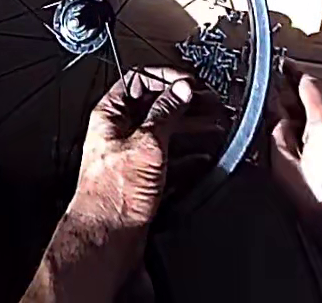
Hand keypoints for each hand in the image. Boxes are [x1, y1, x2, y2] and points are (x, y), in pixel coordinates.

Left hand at [23, 68, 193, 302]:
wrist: (107, 243)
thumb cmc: (112, 196)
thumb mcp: (146, 145)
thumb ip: (165, 114)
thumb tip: (180, 90)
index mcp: (111, 114)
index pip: (139, 80)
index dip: (165, 78)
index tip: (188, 82)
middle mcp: (120, 132)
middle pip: (156, 106)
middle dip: (184, 103)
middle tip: (209, 102)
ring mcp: (133, 156)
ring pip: (166, 132)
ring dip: (191, 127)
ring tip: (214, 124)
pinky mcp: (144, 180)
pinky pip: (170, 160)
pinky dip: (189, 156)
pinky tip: (205, 156)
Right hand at [270, 66, 321, 214]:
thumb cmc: (320, 203)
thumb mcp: (283, 164)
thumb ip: (278, 130)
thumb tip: (278, 116)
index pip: (310, 81)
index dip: (292, 70)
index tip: (280, 66)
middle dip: (310, 79)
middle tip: (289, 81)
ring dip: (320, 97)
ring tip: (298, 106)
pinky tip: (313, 131)